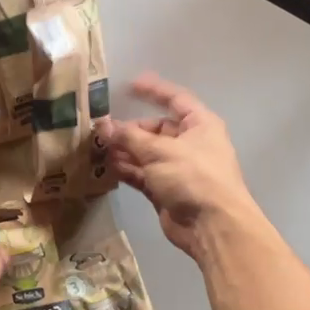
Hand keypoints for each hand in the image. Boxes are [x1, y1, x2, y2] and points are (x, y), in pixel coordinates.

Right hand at [96, 73, 262, 259]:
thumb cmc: (193, 176)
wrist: (212, 225)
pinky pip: (142, 174)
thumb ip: (130, 137)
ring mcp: (177, 168)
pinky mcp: (165, 190)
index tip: (130, 85)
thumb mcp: (160, 150)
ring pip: (145, 153)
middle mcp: (189, 143)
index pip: (175, 99)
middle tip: (101, 130)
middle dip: (129, 129)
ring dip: (124, 150)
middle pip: (155, 129)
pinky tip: (106, 166)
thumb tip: (105, 126)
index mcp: (199, 125)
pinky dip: (126, 170)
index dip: (154, 90)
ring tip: (97, 148)